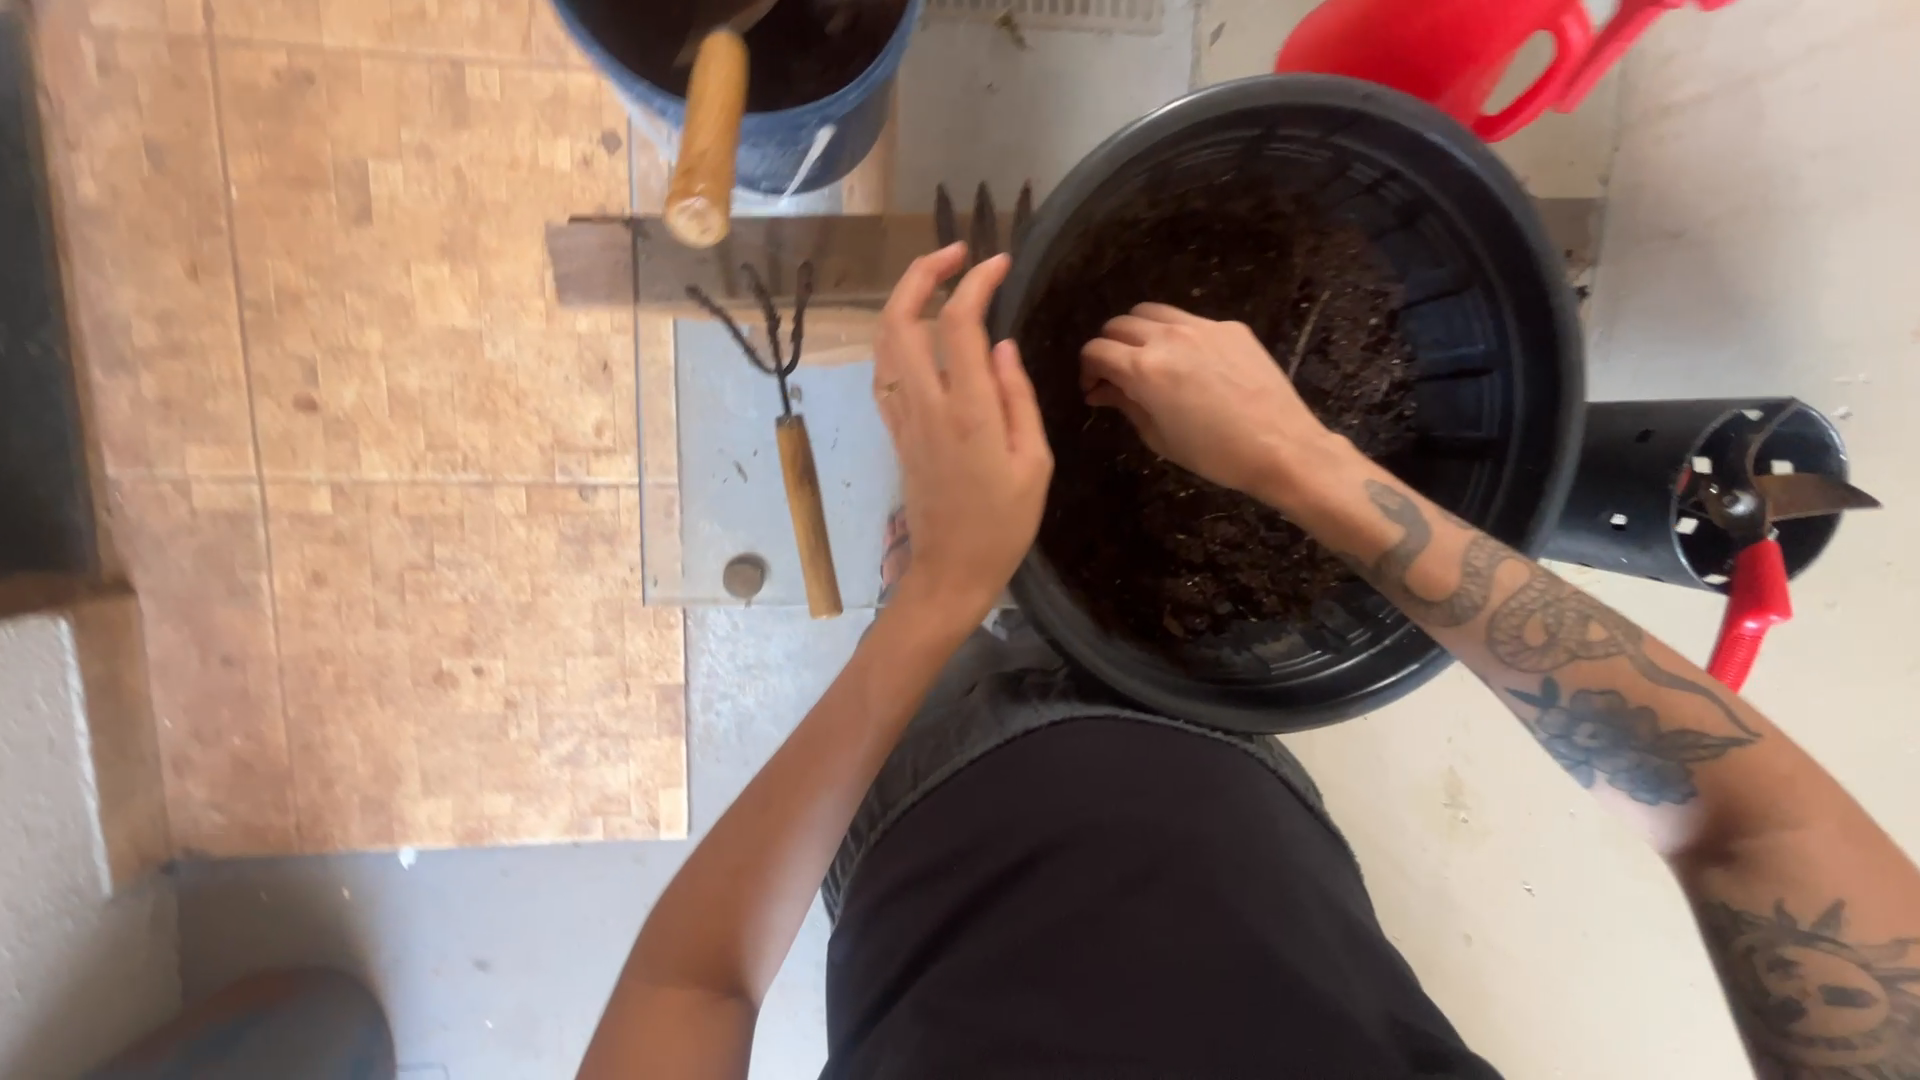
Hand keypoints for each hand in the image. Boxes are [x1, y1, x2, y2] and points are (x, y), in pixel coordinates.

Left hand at [875, 245, 1052, 623]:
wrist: (951, 569)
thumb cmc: (1004, 524)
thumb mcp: (1035, 463)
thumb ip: (1018, 398)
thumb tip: (1002, 346)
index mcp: (968, 410)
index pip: (961, 323)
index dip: (976, 282)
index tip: (998, 262)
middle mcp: (926, 405)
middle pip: (902, 319)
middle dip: (922, 273)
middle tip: (956, 255)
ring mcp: (903, 419)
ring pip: (884, 342)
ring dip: (903, 300)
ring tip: (935, 281)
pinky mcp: (895, 433)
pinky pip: (884, 373)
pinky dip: (894, 339)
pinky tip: (916, 333)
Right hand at [1080, 304, 1338, 500]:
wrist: (1281, 447)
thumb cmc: (1213, 454)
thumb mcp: (1158, 436)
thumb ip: (1124, 404)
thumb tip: (1100, 390)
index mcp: (1144, 370)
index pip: (1096, 350)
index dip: (1087, 369)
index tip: (1093, 388)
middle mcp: (1168, 338)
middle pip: (1118, 324)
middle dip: (1108, 348)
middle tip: (1115, 375)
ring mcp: (1202, 327)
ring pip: (1150, 312)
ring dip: (1137, 332)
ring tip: (1146, 359)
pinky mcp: (1229, 327)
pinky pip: (1188, 320)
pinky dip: (1173, 333)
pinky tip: (1187, 362)